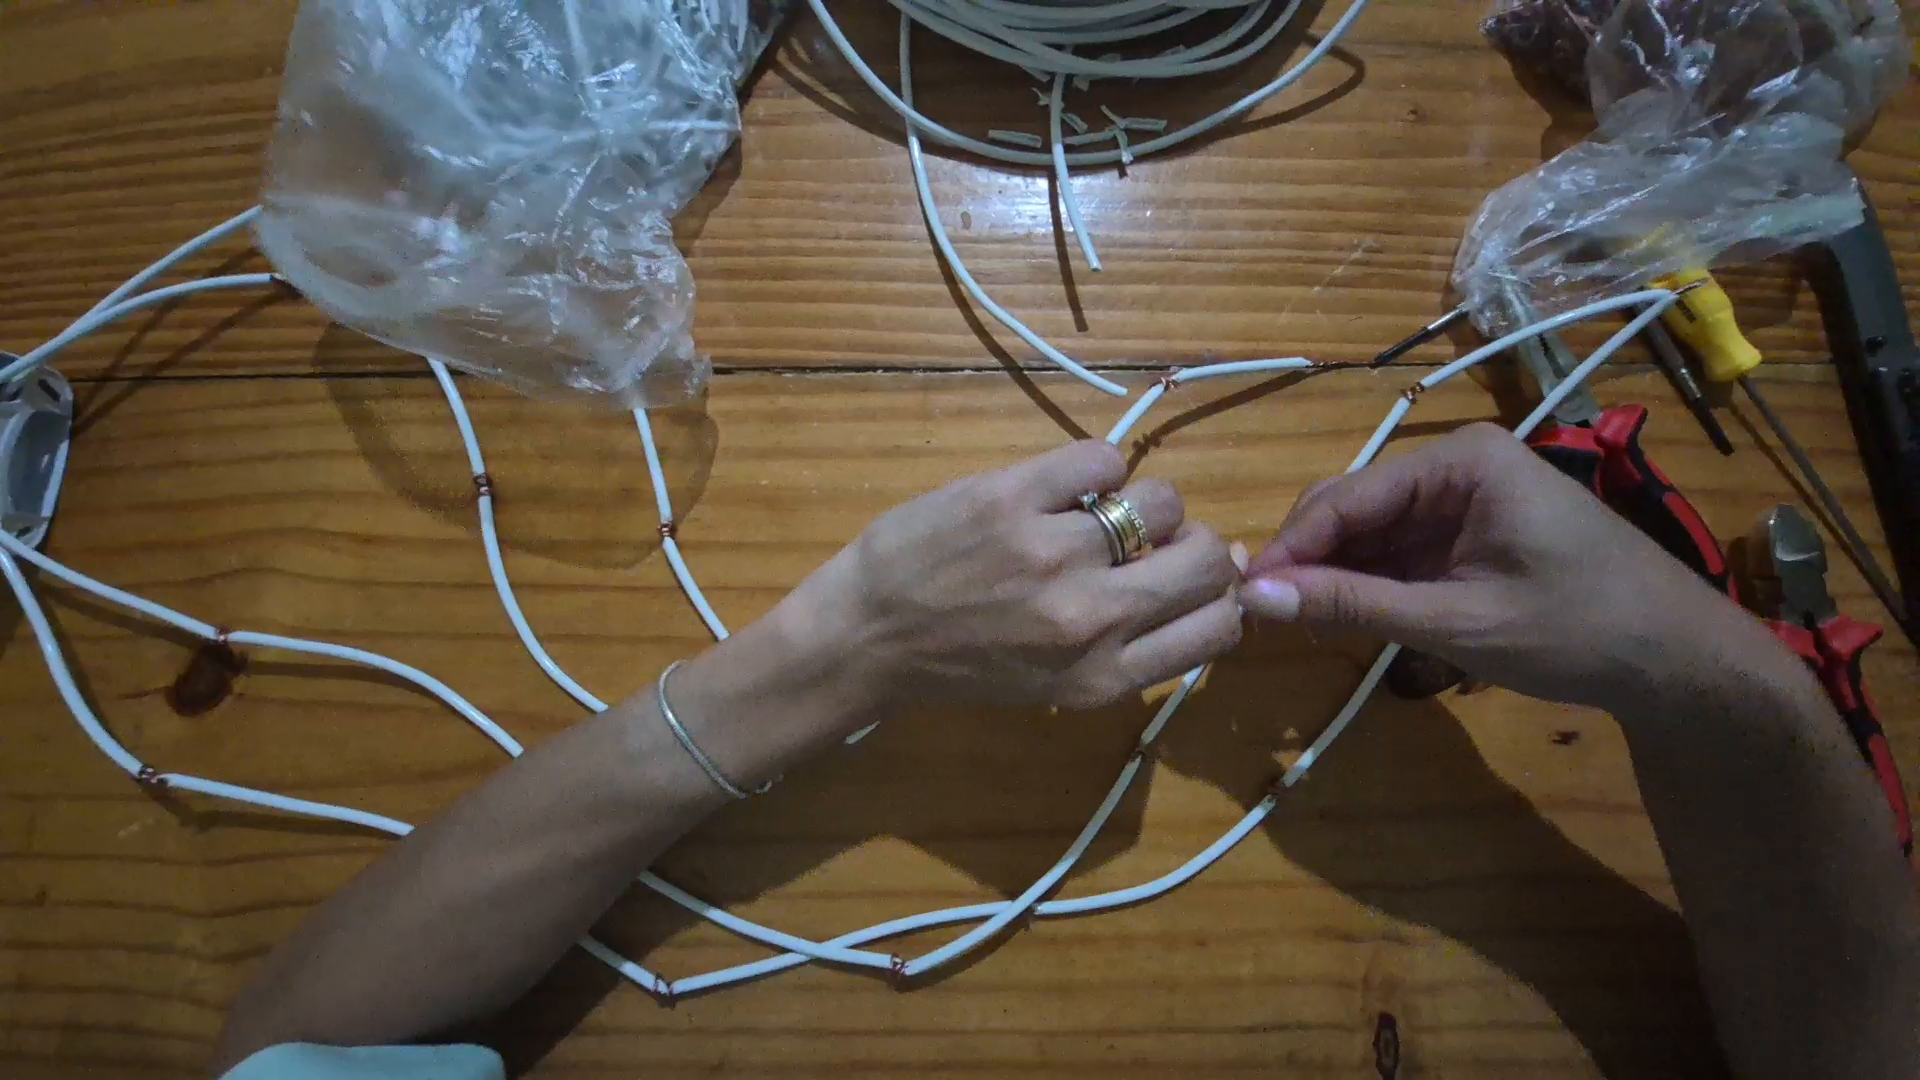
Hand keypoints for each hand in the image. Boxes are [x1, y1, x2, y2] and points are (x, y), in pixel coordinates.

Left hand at [784, 441, 1240, 713]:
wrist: (866, 639)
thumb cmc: (958, 666)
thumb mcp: (1054, 684)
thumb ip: (1129, 644)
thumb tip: (1206, 579)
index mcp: (1105, 676)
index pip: (1219, 628)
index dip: (1220, 595)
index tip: (1192, 577)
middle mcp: (1093, 619)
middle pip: (1208, 560)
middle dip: (1195, 543)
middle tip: (1152, 539)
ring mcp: (1053, 554)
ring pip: (1161, 502)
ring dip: (1142, 503)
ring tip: (1097, 511)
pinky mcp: (1012, 498)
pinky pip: (1102, 459)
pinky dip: (1098, 467)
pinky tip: (1064, 486)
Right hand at [1238, 423, 1753, 713]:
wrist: (1683, 668)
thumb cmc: (1581, 631)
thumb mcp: (1456, 621)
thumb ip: (1351, 604)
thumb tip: (1252, 598)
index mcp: (1459, 463)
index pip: (1345, 498)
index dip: (1290, 547)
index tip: (1244, 594)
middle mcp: (1450, 468)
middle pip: (1347, 509)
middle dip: (1307, 561)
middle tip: (1268, 615)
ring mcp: (1453, 502)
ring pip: (1360, 534)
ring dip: (1329, 577)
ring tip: (1299, 624)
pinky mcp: (1456, 535)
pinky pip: (1386, 553)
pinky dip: (1360, 586)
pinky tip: (1339, 617)